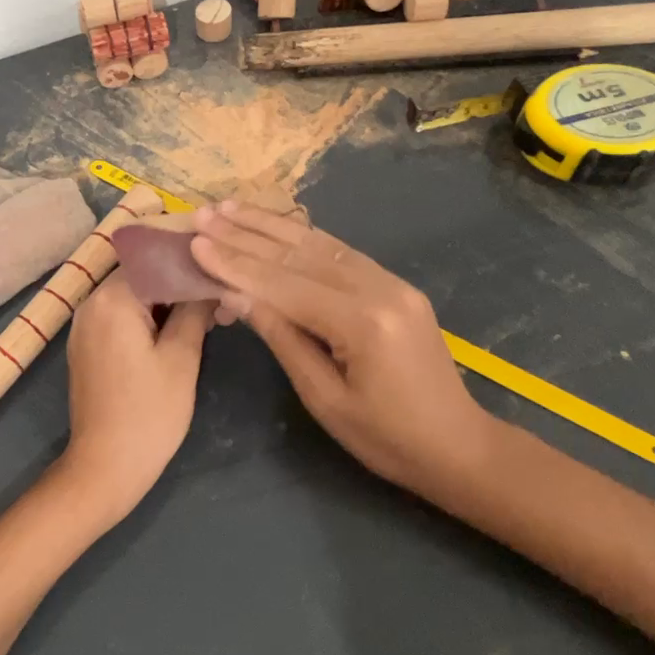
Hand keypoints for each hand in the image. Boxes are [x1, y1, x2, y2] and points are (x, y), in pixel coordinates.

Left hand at [58, 268, 213, 524]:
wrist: (105, 464)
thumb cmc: (149, 413)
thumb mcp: (181, 358)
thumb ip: (194, 311)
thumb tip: (212, 282)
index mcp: (112, 299)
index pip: (154, 259)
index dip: (191, 260)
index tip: (223, 266)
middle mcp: (91, 303)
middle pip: (141, 274)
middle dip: (181, 280)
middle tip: (221, 295)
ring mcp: (85, 325)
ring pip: (132, 295)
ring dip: (167, 300)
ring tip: (209, 313)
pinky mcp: (87, 346)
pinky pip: (120, 316)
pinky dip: (148, 316)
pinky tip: (180, 329)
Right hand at [190, 202, 491, 494]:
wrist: (459, 448)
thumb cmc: (385, 438)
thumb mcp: (323, 397)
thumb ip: (281, 337)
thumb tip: (234, 295)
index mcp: (363, 323)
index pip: (283, 284)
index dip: (235, 263)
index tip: (195, 242)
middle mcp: (380, 289)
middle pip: (298, 255)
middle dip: (245, 234)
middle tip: (203, 214)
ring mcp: (392, 283)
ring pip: (318, 244)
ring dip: (269, 225)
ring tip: (229, 207)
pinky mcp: (395, 286)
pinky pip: (338, 253)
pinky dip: (299, 237)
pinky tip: (274, 225)